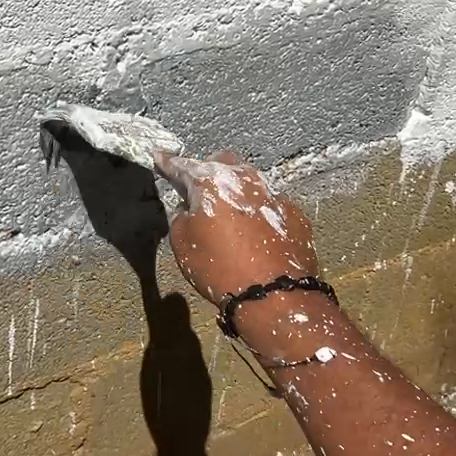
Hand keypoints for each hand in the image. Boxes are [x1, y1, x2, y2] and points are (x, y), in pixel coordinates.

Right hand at [154, 150, 317, 305]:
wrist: (275, 299)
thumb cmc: (220, 268)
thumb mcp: (181, 243)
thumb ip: (181, 216)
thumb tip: (190, 210)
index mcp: (210, 180)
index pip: (181, 165)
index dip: (167, 162)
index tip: (159, 156)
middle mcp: (244, 179)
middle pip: (222, 162)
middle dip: (209, 171)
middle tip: (201, 192)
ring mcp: (274, 194)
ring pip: (250, 181)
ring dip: (238, 191)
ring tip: (231, 213)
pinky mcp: (296, 215)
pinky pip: (272, 204)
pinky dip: (260, 211)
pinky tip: (257, 231)